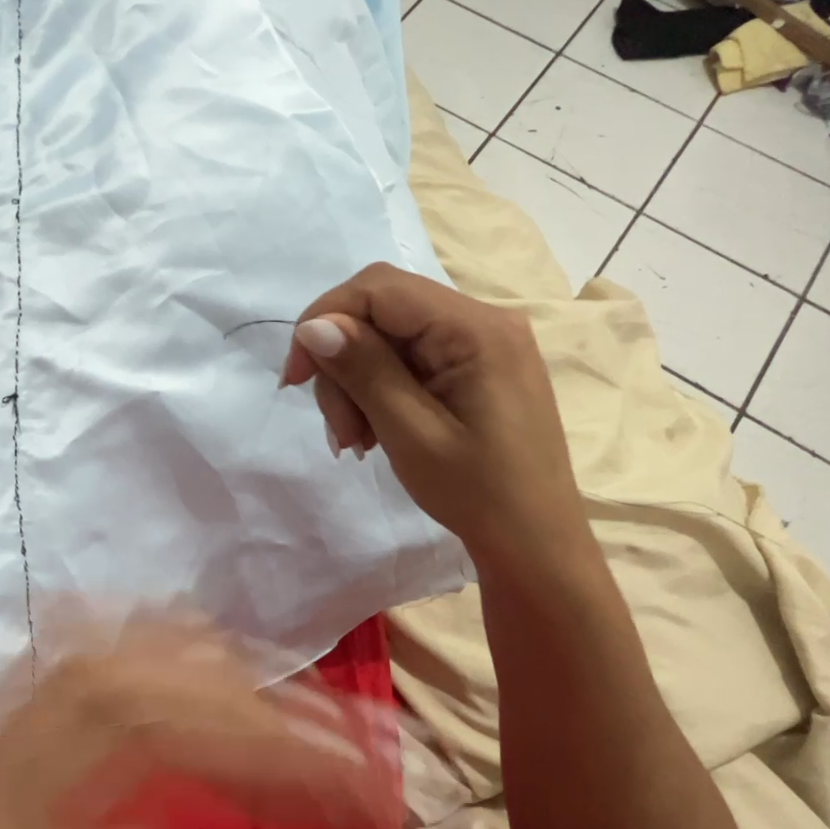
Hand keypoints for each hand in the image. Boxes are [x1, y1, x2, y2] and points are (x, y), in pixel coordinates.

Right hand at [281, 263, 586, 561]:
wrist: (533, 540)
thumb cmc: (476, 491)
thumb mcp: (410, 432)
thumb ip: (364, 370)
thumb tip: (313, 326)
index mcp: (475, 328)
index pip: (378, 288)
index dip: (324, 320)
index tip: (296, 380)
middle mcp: (483, 320)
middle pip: (380, 313)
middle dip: (342, 364)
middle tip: (340, 430)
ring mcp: (480, 344)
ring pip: (387, 339)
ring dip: (356, 385)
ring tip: (358, 442)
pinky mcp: (474, 367)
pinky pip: (408, 361)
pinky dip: (378, 392)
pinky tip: (375, 434)